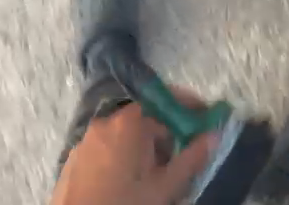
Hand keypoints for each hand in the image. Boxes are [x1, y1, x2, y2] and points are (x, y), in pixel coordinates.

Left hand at [50, 101, 218, 204]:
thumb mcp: (164, 188)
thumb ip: (192, 159)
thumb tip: (215, 135)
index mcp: (129, 122)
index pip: (166, 100)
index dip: (188, 107)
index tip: (204, 119)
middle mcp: (106, 122)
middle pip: (146, 119)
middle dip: (166, 135)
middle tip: (180, 158)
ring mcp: (86, 142)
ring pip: (125, 136)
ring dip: (144, 149)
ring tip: (154, 177)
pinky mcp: (73, 162)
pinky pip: (106, 149)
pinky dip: (121, 158)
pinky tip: (128, 184)